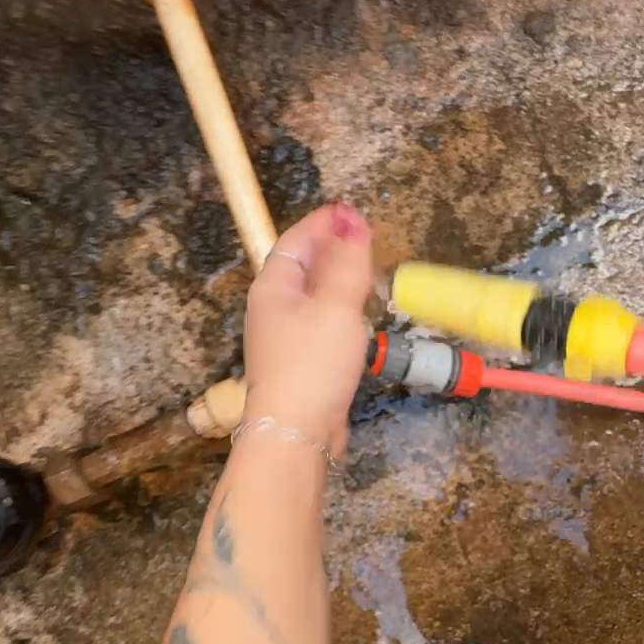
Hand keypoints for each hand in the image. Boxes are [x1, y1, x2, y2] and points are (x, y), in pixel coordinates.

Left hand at [241, 202, 374, 453]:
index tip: (353, 212)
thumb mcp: (335, 306)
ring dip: (339, 283)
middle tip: (365, 242)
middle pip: (303, 268)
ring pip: (314, 299)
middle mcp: (274, 309)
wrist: (297, 431)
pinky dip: (341, 314)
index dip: (325, 224)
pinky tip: (359, 321)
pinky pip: (322, 326)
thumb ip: (347, 263)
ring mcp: (286, 339)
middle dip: (332, 250)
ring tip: (368, 277)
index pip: (297, 241)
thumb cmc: (313, 363)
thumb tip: (352, 220)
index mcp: (274, 287)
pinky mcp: (303, 365)